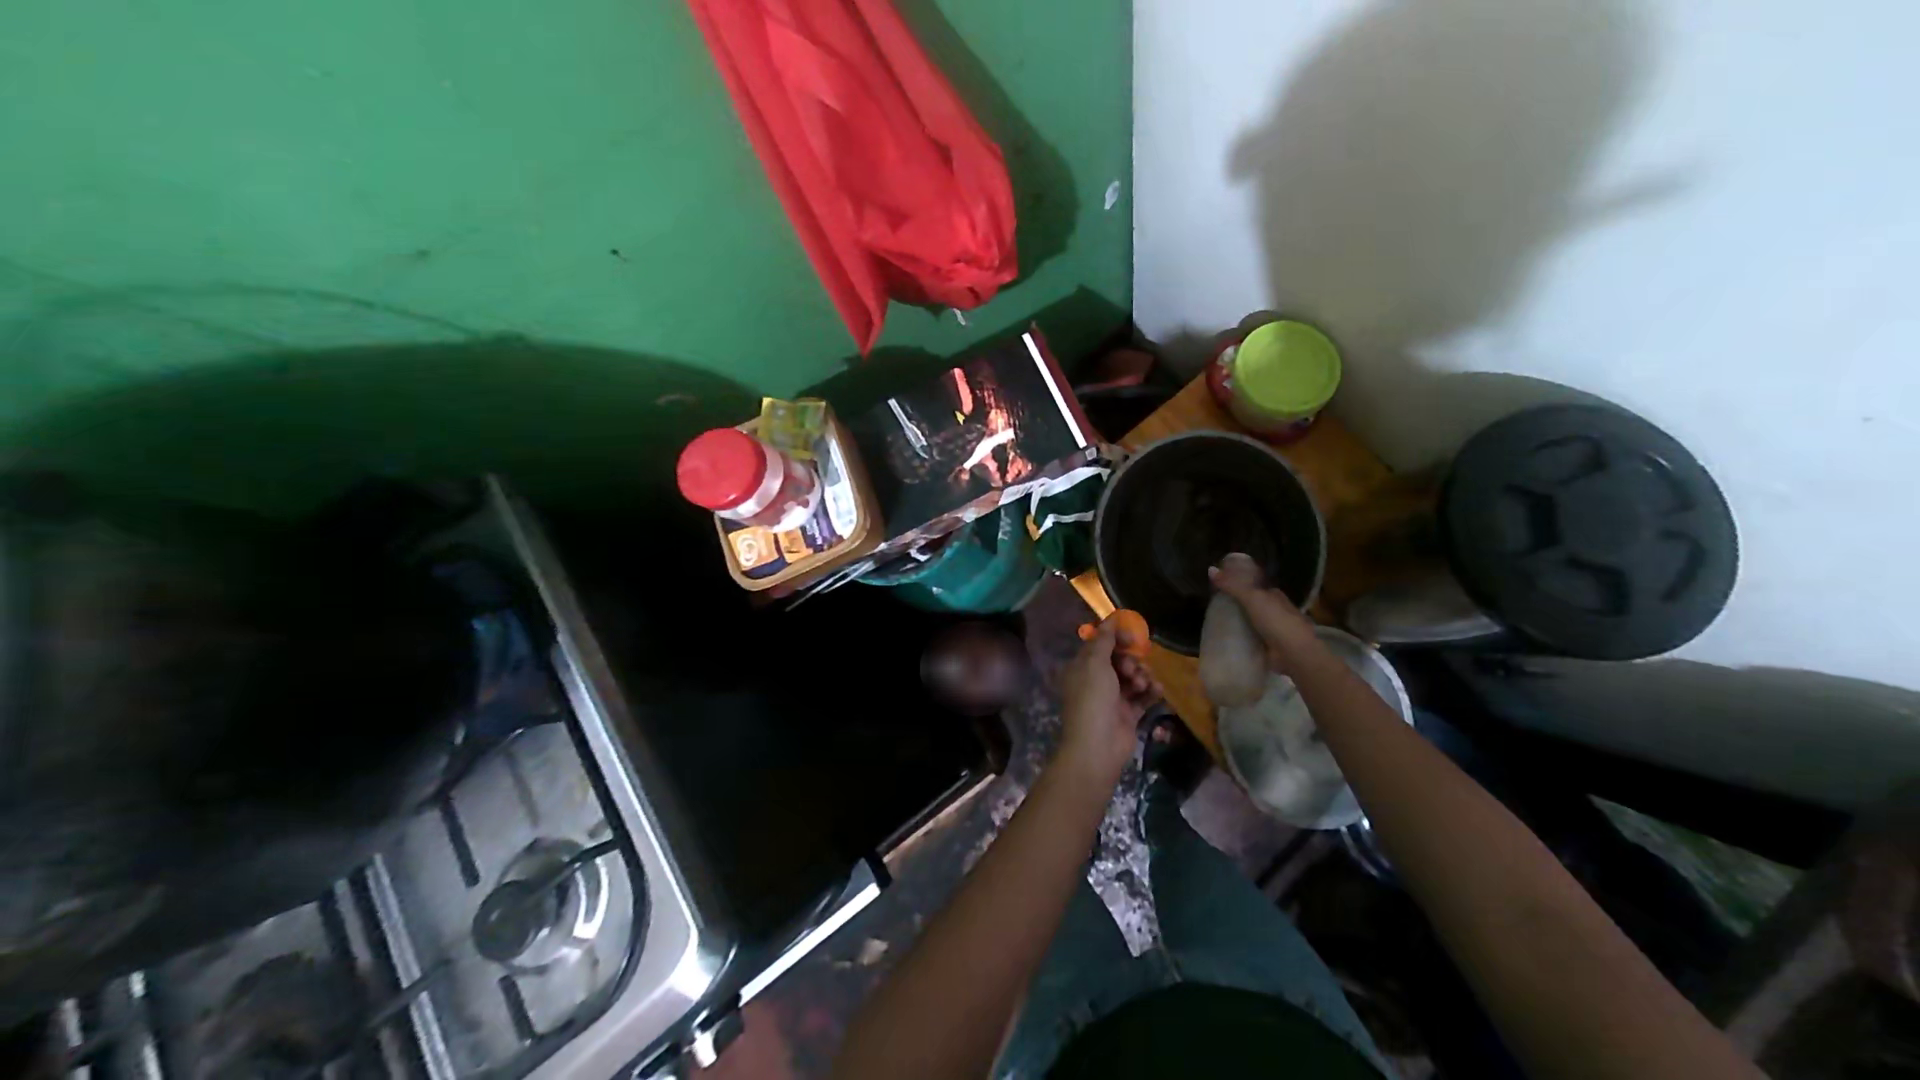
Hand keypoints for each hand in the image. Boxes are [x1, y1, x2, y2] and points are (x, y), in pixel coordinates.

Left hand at [1056, 619, 1162, 779]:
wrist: (1098, 745)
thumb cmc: (1093, 699)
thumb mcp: (1094, 663)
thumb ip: (1104, 640)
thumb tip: (1110, 620)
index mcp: (1082, 668)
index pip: (1100, 645)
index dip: (1116, 639)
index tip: (1132, 638)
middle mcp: (1095, 681)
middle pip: (1119, 660)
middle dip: (1130, 660)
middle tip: (1132, 670)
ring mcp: (1112, 698)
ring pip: (1133, 677)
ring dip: (1142, 675)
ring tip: (1143, 684)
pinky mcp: (1128, 714)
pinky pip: (1143, 696)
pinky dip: (1151, 691)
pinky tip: (1158, 690)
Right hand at [1207, 552, 1319, 671]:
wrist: (1293, 653)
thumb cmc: (1277, 621)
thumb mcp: (1253, 598)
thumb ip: (1232, 585)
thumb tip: (1210, 569)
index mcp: (1274, 596)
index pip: (1255, 585)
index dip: (1239, 583)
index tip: (1220, 585)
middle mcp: (1274, 611)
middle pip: (1251, 604)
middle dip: (1235, 603)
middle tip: (1212, 603)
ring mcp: (1271, 629)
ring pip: (1249, 621)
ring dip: (1236, 621)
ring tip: (1212, 620)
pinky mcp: (1267, 646)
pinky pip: (1248, 638)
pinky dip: (1238, 637)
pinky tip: (1223, 637)